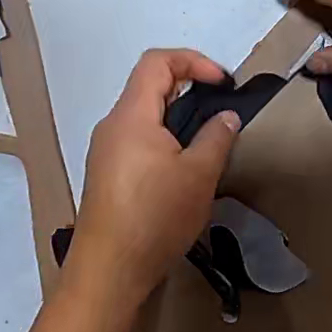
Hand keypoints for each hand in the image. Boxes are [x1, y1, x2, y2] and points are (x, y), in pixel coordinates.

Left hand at [67, 49, 241, 296]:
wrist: (108, 271)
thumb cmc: (155, 216)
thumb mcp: (198, 175)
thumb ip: (216, 137)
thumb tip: (226, 116)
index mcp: (131, 115)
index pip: (157, 62)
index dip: (193, 61)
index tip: (222, 83)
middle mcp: (112, 126)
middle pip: (148, 87)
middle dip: (188, 88)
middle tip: (219, 110)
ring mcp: (105, 151)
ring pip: (143, 117)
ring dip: (176, 118)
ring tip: (206, 143)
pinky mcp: (106, 175)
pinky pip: (136, 141)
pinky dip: (163, 140)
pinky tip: (181, 170)